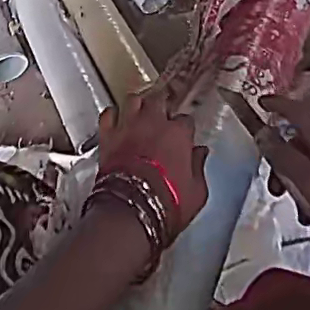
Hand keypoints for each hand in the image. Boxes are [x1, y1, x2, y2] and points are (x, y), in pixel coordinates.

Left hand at [98, 87, 208, 233]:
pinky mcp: (108, 134)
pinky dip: (112, 115)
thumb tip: (200, 155)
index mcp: (178, 134)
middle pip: (159, 100)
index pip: (185, 120)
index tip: (183, 134)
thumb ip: (198, 167)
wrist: (132, 210)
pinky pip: (108, 113)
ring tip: (139, 111)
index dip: (184, 127)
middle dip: (161, 105)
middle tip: (161, 115)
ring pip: (133, 99)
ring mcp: (129, 126)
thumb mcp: (196, 191)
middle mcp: (153, 123)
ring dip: (137, 104)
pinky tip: (115, 119)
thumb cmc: (165, 203)